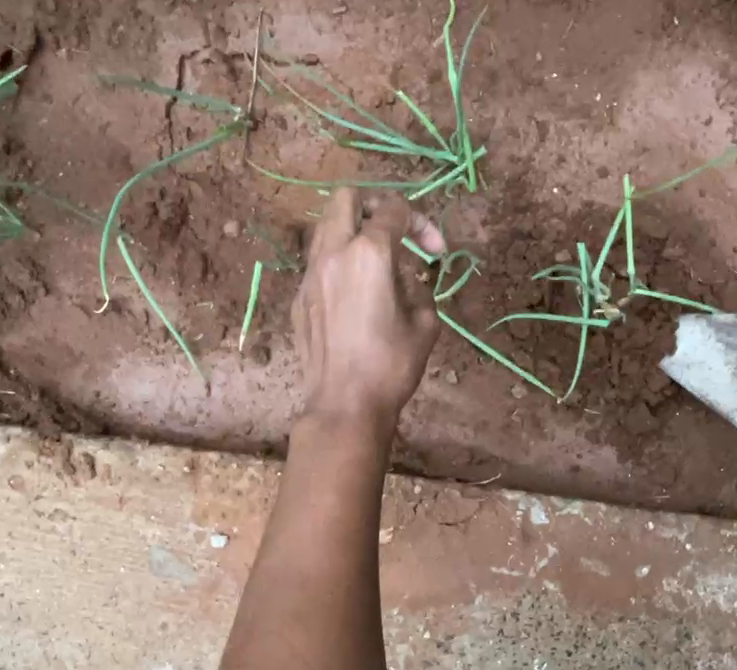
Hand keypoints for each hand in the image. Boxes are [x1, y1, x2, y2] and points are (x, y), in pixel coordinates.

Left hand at [292, 189, 446, 431]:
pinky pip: (318, 263)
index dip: (422, 224)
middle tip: (394, 233)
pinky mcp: (300, 298)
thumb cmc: (392, 366)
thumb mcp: (425, 325)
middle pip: (347, 198)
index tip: (436, 253)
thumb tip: (406, 281)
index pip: (394, 210)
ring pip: (325, 226)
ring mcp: (310, 274)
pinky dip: (338, 264)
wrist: (345, 403)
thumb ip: (418, 289)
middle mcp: (334, 252)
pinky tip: (355, 296)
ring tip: (374, 263)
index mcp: (370, 254)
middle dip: (375, 207)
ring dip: (352, 232)